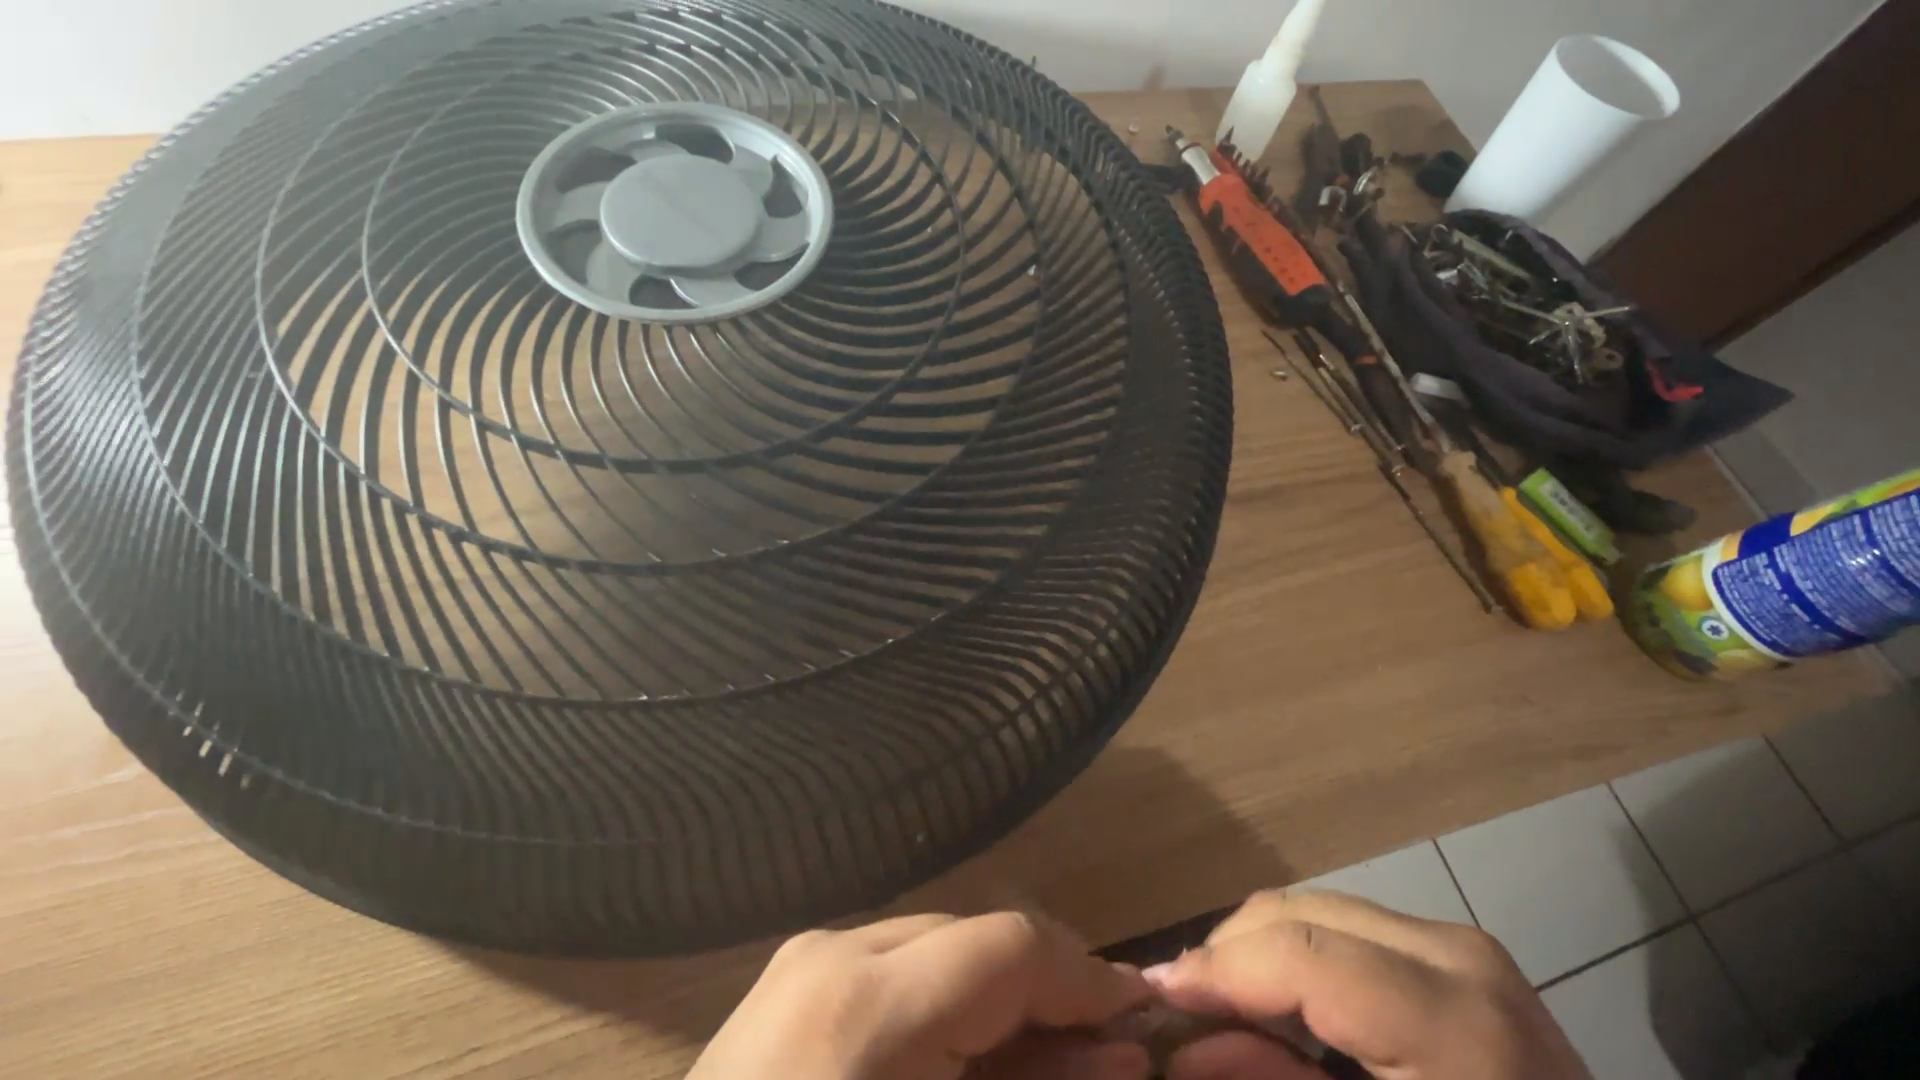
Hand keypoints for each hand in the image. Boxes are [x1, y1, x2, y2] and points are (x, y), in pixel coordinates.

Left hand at [687, 911, 1153, 1079]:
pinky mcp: (789, 984)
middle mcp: (832, 953)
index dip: (1089, 979)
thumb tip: (1117, 1055)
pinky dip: (949, 1006)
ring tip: (1054, 1054)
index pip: (1011, 947)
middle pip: (977, 938)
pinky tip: (976, 1052)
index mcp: (868, 1002)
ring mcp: (802, 962)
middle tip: (1109, 1051)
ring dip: (1001, 999)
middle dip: (1049, 992)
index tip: (1144, 1018)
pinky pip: (895, 972)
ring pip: (939, 950)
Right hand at [1143, 890, 1591, 1079]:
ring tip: (1226, 1008)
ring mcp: (1460, 943)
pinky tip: (1282, 1005)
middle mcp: (1455, 955)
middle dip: (1227, 955)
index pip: (1300, 953)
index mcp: (1453, 1020)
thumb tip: (1190, 1052)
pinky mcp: (1457, 950)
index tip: (1156, 996)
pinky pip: (1347, 927)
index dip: (1217, 970)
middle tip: (1182, 1010)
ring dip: (1258, 952)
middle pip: (1297, 914)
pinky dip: (1297, 954)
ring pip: (1314, 909)